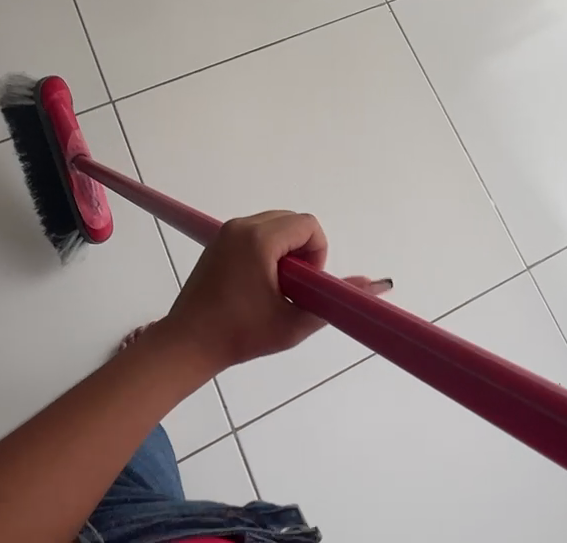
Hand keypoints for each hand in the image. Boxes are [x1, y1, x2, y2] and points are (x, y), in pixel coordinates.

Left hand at [157, 210, 387, 373]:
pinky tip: (256, 285)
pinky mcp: (218, 241)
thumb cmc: (240, 335)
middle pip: (292, 221)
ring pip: (274, 226)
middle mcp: (242, 226)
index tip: (305, 284)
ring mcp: (227, 232)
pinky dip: (266, 250)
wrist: (188, 344)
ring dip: (285, 251)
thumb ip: (337, 300)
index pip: (308, 225)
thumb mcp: (295, 322)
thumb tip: (379, 285)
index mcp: (260, 239)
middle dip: (302, 251)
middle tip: (292, 288)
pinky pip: (255, 233)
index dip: (317, 252)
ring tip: (274, 289)